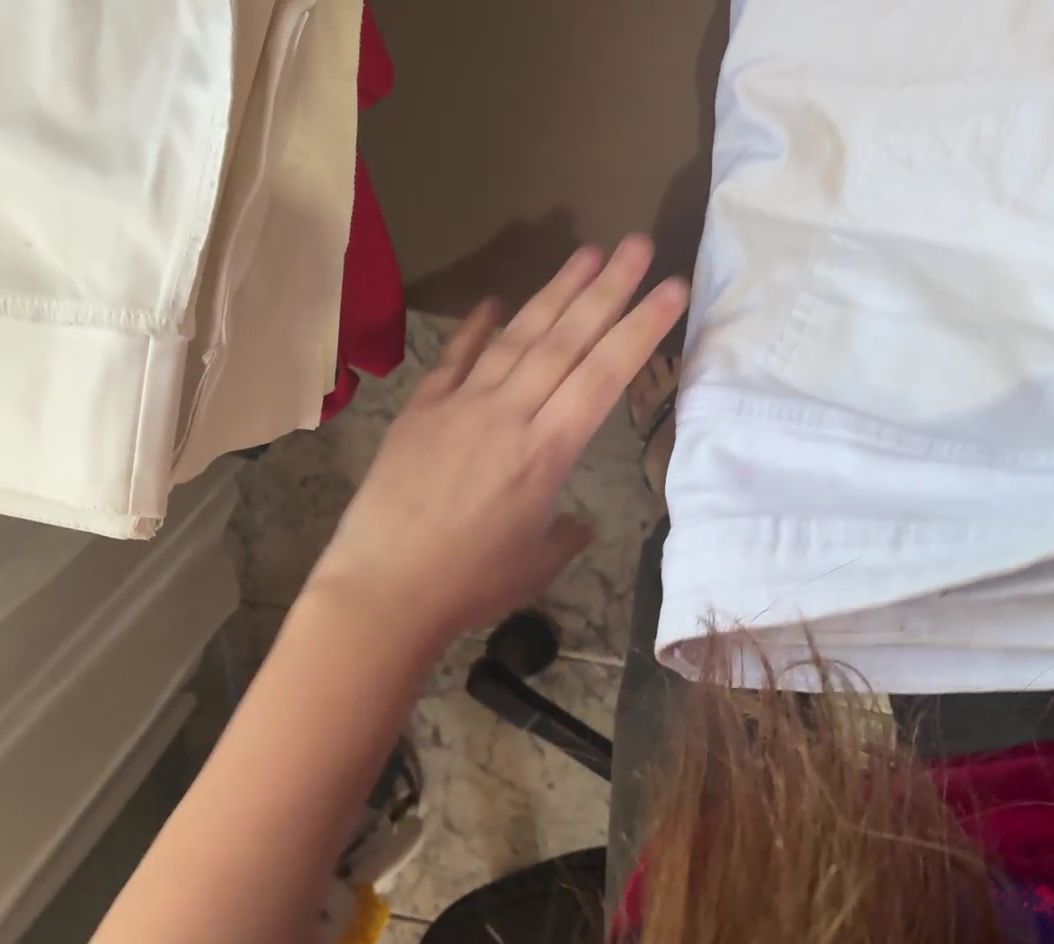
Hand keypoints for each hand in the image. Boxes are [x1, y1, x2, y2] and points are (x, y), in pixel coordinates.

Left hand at [308, 236, 688, 647]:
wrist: (383, 590)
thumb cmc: (471, 584)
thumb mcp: (537, 564)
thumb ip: (565, 533)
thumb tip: (578, 521)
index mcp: (547, 454)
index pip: (604, 377)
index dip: (641, 329)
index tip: (670, 289)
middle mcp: (508, 415)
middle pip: (566, 341)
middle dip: (607, 290)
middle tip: (637, 244)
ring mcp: (460, 406)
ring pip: (516, 338)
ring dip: (554, 293)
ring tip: (586, 253)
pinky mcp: (421, 411)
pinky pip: (454, 359)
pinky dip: (475, 329)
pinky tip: (494, 301)